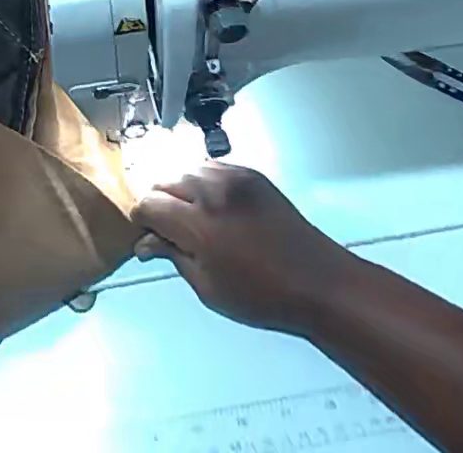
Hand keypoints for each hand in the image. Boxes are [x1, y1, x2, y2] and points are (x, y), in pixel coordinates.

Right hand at [134, 163, 365, 333]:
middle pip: (163, 182)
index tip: (148, 234)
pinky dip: (203, 182)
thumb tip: (145, 242)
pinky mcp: (249, 173)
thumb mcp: (209, 288)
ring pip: (185, 172)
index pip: (148, 204)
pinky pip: (210, 167)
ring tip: (195, 215)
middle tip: (171, 228)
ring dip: (181, 190)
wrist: (320, 282)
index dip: (142, 219)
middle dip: (160, 203)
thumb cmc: (262, 296)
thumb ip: (172, 257)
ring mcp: (231, 178)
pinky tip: (215, 204)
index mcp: (198, 224)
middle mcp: (210, 192)